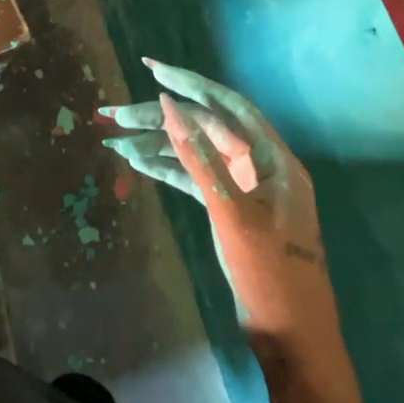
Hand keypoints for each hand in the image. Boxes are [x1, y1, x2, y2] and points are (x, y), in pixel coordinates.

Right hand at [101, 59, 327, 332]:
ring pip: (195, 152)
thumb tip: (169, 105)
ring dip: (157, 144)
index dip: (188, 82)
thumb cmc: (267, 272)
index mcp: (272, 159)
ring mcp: (245, 188)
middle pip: (205, 127)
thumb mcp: (230, 210)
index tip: (150, 67)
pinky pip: (194, 177)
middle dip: (160, 117)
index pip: (225, 106)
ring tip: (114, 139)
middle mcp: (260, 166)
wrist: (290, 335)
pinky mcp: (231, 209)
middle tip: (114, 113)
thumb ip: (198, 155)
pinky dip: (166, 168)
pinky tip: (135, 161)